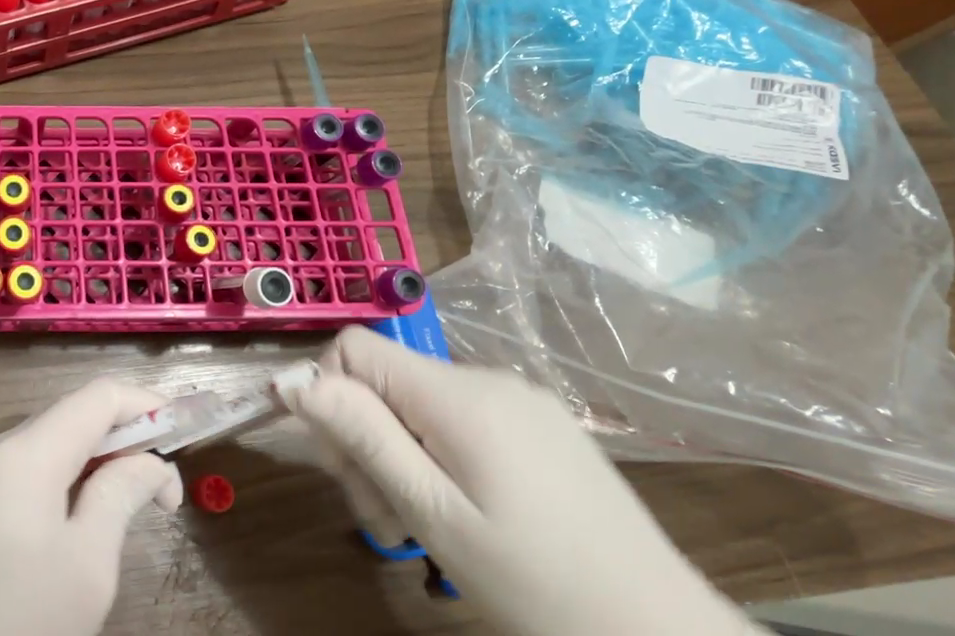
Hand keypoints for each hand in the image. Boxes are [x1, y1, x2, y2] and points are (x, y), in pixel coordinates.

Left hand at [0, 378, 183, 635]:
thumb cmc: (27, 619)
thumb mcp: (88, 563)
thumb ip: (120, 495)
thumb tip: (151, 461)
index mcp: (24, 452)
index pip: (97, 396)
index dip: (146, 405)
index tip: (186, 440)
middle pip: (74, 414)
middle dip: (127, 437)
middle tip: (168, 489)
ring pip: (55, 438)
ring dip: (102, 457)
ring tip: (140, 498)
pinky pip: (33, 464)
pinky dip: (72, 472)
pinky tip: (95, 506)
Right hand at [281, 327, 763, 635]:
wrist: (662, 631)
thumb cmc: (534, 581)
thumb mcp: (432, 514)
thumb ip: (363, 437)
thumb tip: (293, 380)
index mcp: (459, 395)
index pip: (354, 347)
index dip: (329, 394)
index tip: (344, 463)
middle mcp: (488, 379)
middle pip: (385, 380)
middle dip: (366, 440)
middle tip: (385, 514)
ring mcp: (521, 401)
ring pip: (419, 403)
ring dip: (401, 455)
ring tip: (422, 525)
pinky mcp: (543, 425)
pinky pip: (461, 418)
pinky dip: (440, 455)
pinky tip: (462, 512)